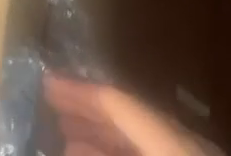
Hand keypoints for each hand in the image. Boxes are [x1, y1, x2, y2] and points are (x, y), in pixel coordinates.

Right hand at [42, 76, 224, 155]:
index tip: (44, 83)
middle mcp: (186, 146)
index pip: (120, 103)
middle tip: (48, 109)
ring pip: (144, 141)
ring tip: (65, 142)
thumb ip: (99, 155)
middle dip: (89, 113)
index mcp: (172, 145)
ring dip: (104, 139)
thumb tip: (70, 148)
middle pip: (132, 118)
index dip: (79, 90)